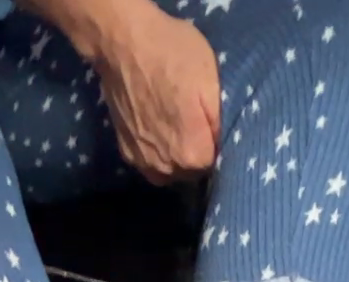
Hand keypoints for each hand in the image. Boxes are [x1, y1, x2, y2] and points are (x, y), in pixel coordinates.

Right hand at [89, 4, 220, 182]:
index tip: (214, 126)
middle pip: (192, 172)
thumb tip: (226, 146)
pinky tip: (158, 130)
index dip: (217, 146)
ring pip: (171, 172)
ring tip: (177, 128)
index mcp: (193, 155)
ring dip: (177, 156)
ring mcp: (143, 162)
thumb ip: (223, 124)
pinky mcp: (126, 151)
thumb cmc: (173, 56)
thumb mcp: (213, 82)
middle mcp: (167, 168)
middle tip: (196, 122)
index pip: (215, 166)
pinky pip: (149, 164)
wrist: (123, 42)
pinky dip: (156, 153)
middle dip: (198, 153)